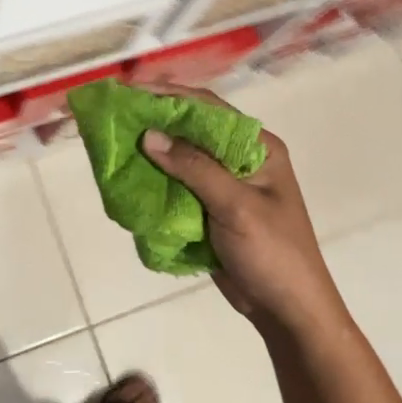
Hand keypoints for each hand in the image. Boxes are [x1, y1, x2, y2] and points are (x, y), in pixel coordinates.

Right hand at [135, 82, 344, 336]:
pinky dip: (154, 180)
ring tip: (113, 143)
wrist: (288, 312)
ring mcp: (223, 185)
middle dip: (155, 122)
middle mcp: (239, 159)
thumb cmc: (273, 254)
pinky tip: (128, 177)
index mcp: (257, 148)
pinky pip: (176, 185)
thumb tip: (149, 135)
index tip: (133, 91)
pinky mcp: (209, 209)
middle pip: (191, 130)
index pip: (209, 109)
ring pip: (180, 157)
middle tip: (115, 115)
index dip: (171, 96)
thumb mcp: (236, 206)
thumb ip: (194, 168)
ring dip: (151, 152)